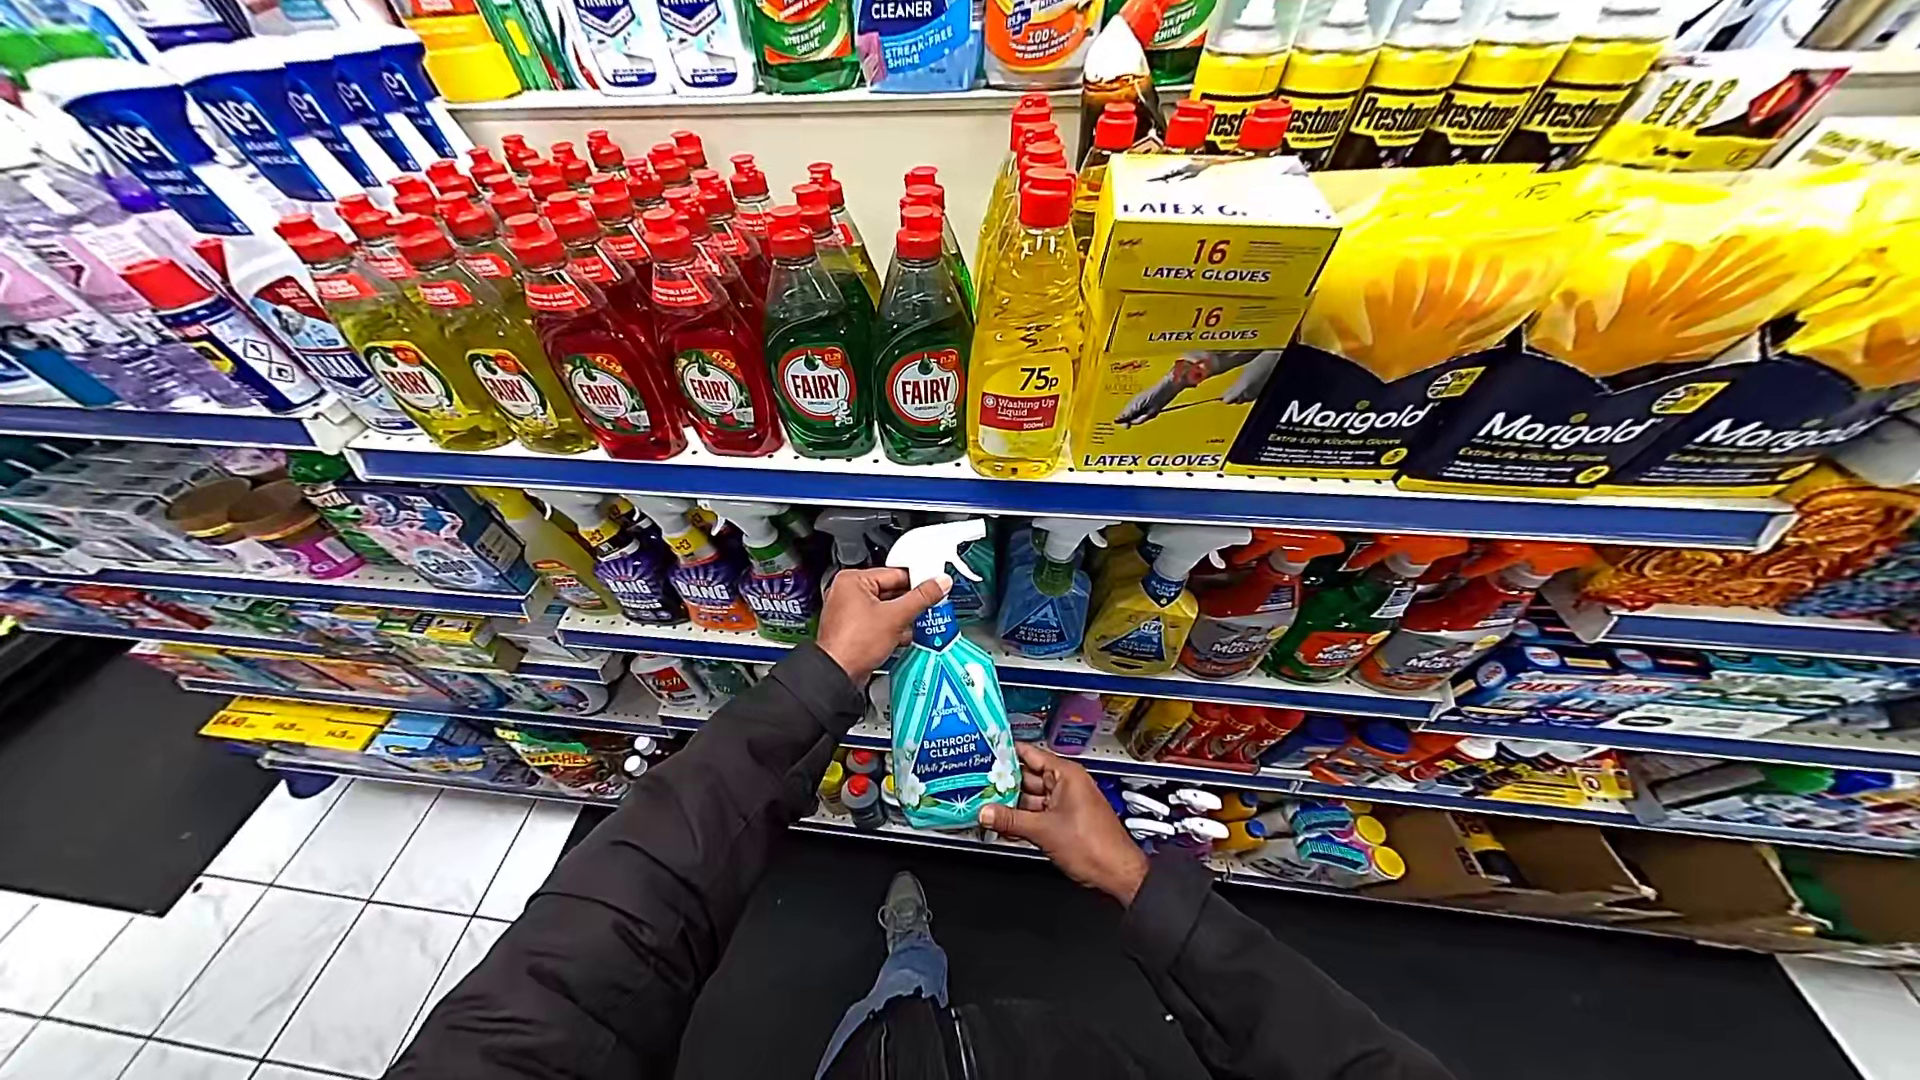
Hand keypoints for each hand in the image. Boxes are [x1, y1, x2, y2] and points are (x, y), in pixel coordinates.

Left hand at [815, 567, 949, 682]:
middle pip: (891, 591)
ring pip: (887, 609)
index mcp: (852, 580)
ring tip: (920, 622)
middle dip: (911, 603)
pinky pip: (880, 623)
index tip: (935, 586)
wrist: (838, 675)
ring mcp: (850, 613)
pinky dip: (893, 629)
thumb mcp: (896, 616)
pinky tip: (905, 636)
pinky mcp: (855, 631)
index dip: (917, 581)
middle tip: (931, 605)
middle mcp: (848, 593)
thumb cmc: (852, 644)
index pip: (894, 573)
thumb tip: (939, 583)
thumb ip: (921, 598)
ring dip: (904, 618)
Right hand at [980, 743, 1149, 905]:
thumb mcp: (1043, 830)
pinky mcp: (1063, 820)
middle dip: (1004, 783)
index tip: (985, 752)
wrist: (1117, 874)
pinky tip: (1004, 824)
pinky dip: (1022, 818)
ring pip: (1030, 797)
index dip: (1007, 752)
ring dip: (1011, 804)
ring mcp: (1064, 802)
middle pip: (1027, 777)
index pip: (1030, 754)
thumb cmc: (1095, 846)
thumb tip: (986, 812)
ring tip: (986, 806)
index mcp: (1065, 774)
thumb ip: (1010, 820)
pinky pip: (1037, 813)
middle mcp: (1065, 784)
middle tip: (978, 785)